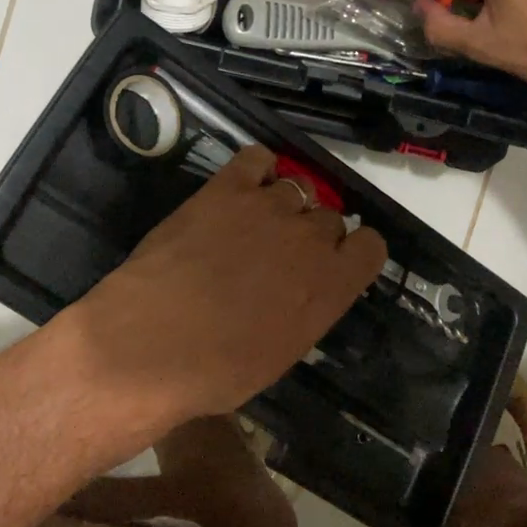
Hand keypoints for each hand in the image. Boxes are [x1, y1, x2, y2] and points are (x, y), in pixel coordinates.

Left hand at [66, 145, 386, 423]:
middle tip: (282, 253)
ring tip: (257, 222)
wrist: (155, 339)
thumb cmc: (218, 368)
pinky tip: (245, 185)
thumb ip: (305, 309)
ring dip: (284, 204)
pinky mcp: (227, 188)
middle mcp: (310, 239)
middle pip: (330, 217)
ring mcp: (268, 207)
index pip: (371, 247)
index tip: (336, 261)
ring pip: (297, 188)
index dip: (354, 252)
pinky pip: (258, 158)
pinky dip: (258, 168)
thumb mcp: (281, 352)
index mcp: (331, 286)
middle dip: (313, 233)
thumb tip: (300, 292)